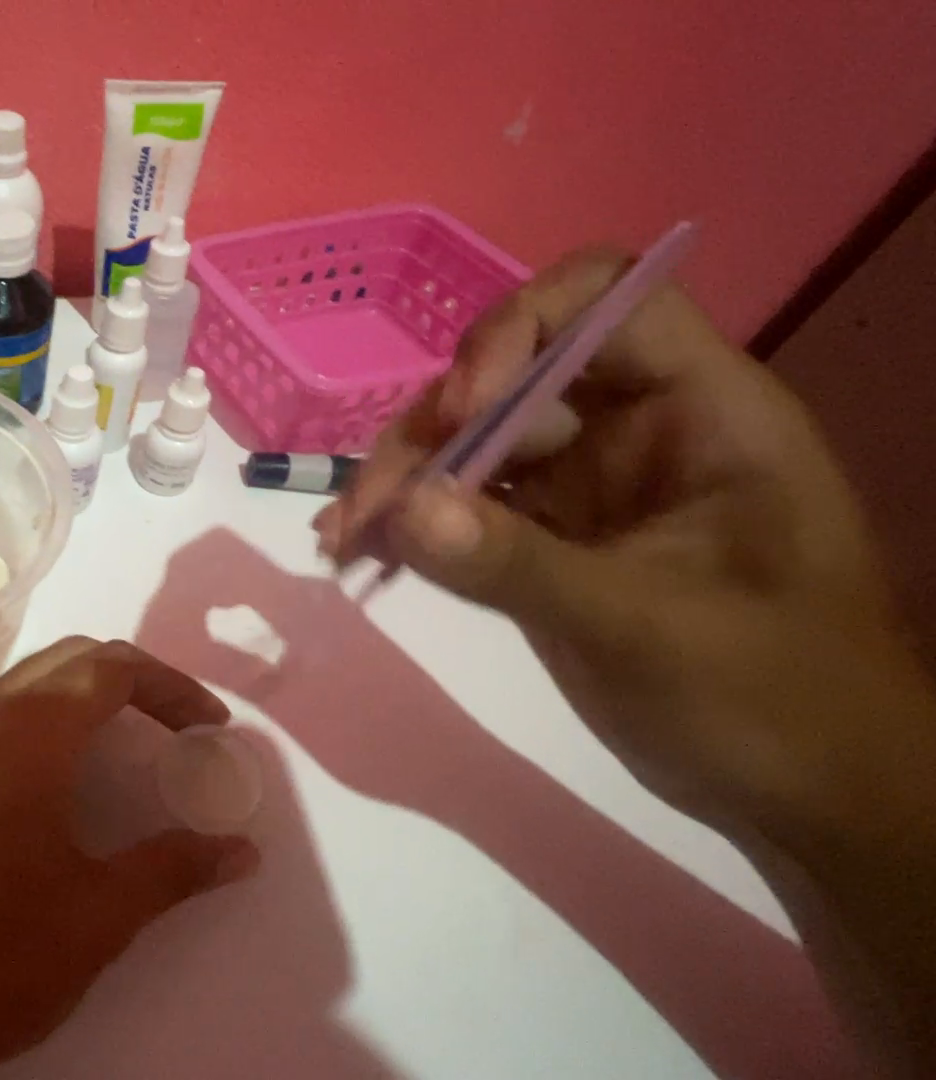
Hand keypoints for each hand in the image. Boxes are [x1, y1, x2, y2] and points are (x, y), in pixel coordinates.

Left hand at [0, 638, 259, 1079]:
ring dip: (86, 693)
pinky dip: (47, 715)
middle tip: (178, 728)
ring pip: (29, 680)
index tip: (211, 729)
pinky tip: (67, 770)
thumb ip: (175, 867)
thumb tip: (242, 850)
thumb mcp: (101, 914)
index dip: (171, 687)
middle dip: (133, 680)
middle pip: (69, 659)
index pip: (110, 668)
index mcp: (26, 733)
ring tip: (131, 742)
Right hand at [315, 249, 935, 833]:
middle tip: (367, 507)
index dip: (520, 329)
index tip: (463, 407)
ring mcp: (576, 485)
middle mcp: (627, 429)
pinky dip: (402, 523)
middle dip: (426, 434)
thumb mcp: (647, 629)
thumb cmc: (773, 698)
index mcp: (696, 412)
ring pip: (464, 444)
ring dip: (396, 482)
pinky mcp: (536, 536)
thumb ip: (519, 565)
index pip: (603, 302)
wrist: (797, 790)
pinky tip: (356, 552)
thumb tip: (404, 509)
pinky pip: (454, 507)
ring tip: (342, 539)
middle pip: (502, 380)